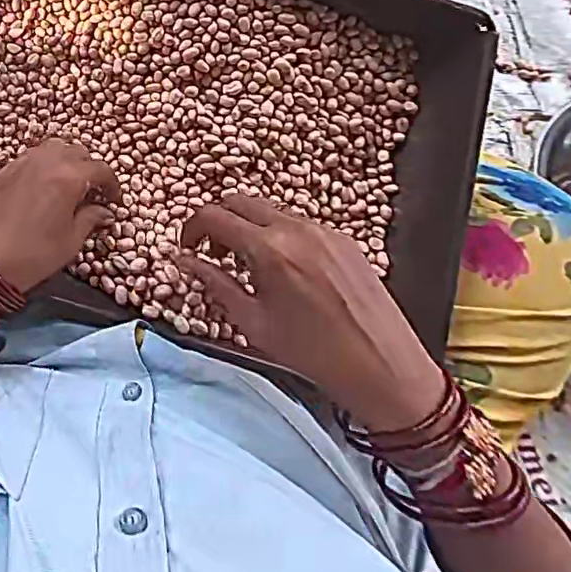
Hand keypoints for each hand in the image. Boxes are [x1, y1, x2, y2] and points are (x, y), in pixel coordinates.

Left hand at [0, 139, 119, 292]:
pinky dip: (45, 164)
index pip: (100, 169)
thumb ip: (90, 218)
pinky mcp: (5, 170)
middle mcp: (46, 161)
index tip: (114, 200)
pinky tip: (45, 185)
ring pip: (53, 148)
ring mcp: (23, 162)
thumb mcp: (71, 240)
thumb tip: (103, 211)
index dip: (112, 184)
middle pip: (77, 152)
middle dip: (89, 169)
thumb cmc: (33, 254)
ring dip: (67, 161)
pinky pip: (32, 157)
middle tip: (94, 192)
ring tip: (70, 185)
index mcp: (69, 176)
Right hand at [179, 195, 446, 431]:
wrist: (385, 370)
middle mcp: (295, 229)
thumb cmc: (315, 354)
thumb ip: (213, 283)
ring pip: (267, 209)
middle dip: (217, 222)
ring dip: (247, 226)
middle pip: (237, 201)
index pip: (212, 216)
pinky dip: (277, 234)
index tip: (188, 247)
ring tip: (247, 264)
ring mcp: (323, 231)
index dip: (191, 228)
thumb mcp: (251, 321)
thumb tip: (184, 261)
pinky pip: (297, 223)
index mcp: (268, 249)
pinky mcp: (344, 239)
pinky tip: (281, 268)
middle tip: (212, 251)